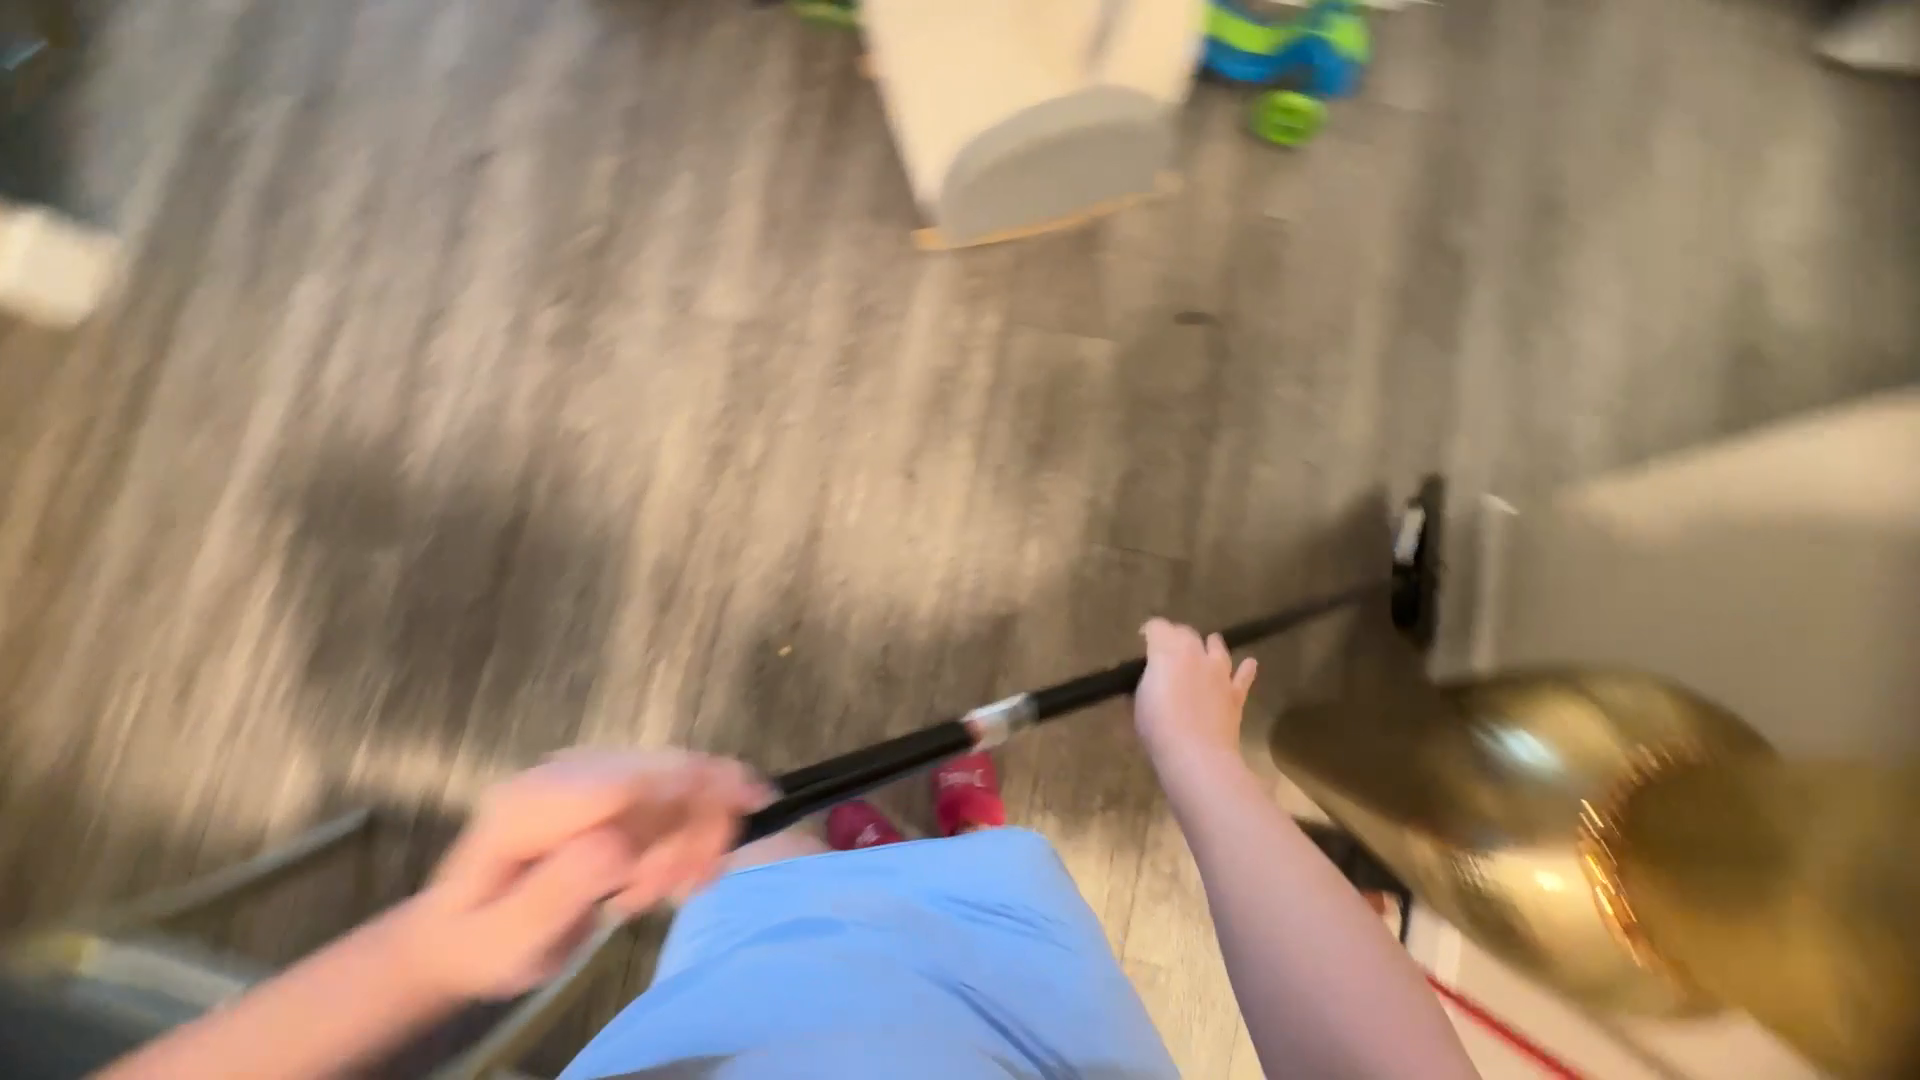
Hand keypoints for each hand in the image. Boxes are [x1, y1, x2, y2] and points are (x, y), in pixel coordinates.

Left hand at [392, 750, 770, 1000]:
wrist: (465, 930)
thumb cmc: (484, 947)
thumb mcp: (508, 941)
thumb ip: (557, 892)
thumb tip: (618, 843)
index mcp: (528, 805)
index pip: (625, 784)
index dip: (684, 802)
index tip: (720, 843)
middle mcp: (564, 771)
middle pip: (664, 773)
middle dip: (697, 828)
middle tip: (688, 891)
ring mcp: (591, 769)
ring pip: (680, 776)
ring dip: (698, 833)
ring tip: (672, 891)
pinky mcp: (613, 778)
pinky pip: (677, 785)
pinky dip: (695, 826)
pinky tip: (677, 872)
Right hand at [1134, 618, 1257, 761]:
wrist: (1196, 754)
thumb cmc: (1158, 727)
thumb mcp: (1139, 702)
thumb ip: (1144, 683)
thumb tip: (1148, 680)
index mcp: (1166, 652)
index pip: (1157, 627)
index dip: (1148, 631)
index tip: (1141, 640)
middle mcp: (1195, 653)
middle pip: (1185, 632)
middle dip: (1175, 635)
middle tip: (1166, 647)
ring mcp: (1220, 672)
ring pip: (1217, 647)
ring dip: (1210, 644)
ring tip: (1208, 644)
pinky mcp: (1235, 693)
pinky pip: (1244, 676)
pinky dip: (1245, 668)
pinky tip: (1249, 664)